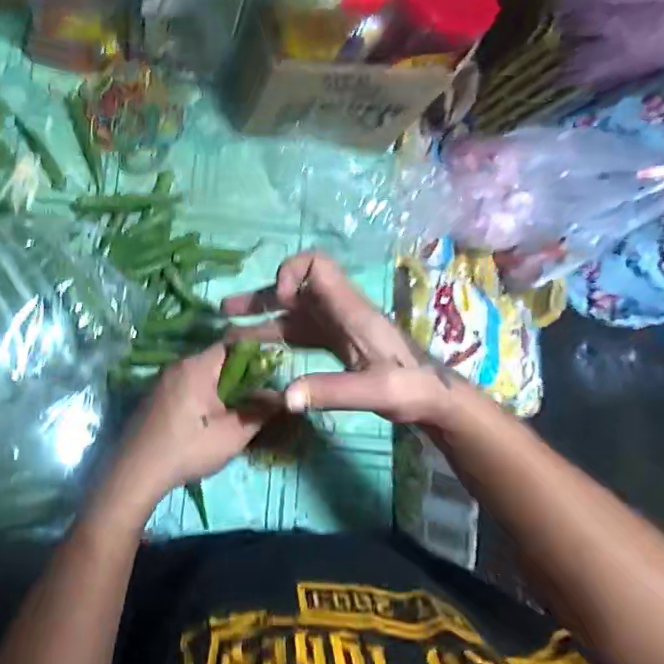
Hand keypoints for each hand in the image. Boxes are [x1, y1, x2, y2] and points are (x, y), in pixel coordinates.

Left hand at [109, 345, 269, 500]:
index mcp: (197, 366)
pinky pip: (187, 386)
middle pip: (217, 358)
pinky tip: (213, 415)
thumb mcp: (233, 434)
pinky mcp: (154, 397)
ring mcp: (162, 381)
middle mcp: (178, 365)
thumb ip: (261, 411)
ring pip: (201, 373)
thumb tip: (282, 397)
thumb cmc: (188, 448)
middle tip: (262, 388)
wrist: (135, 473)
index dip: (257, 350)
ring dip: (222, 385)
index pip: (233, 342)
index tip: (275, 364)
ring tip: (241, 403)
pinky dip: (204, 394)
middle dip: (242, 371)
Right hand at [221, 252, 461, 425]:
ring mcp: (341, 327)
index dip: (291, 272)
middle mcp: (343, 311)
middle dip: (261, 296)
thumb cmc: (414, 388)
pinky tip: (261, 354)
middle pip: (297, 289)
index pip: (318, 265)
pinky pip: (303, 333)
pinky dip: (279, 337)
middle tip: (226, 312)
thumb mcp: (377, 392)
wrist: (437, 399)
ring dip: (263, 319)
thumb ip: (332, 391)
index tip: (279, 301)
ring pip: (296, 313)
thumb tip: (286, 397)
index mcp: (352, 310)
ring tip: (228, 334)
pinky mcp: (341, 344)